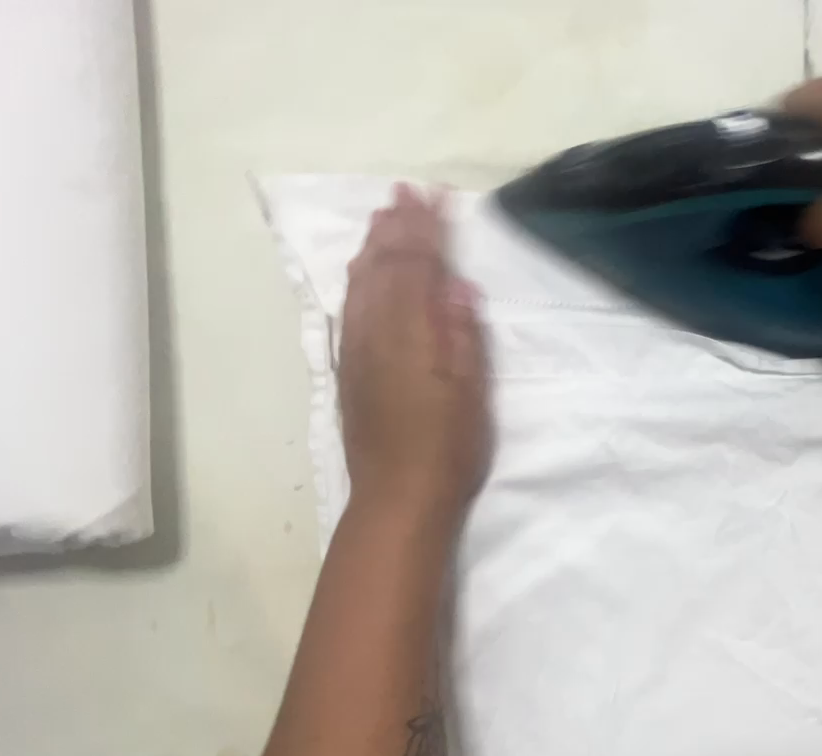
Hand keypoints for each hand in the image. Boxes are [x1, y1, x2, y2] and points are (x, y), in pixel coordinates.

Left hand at [338, 184, 492, 527]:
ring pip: (362, 283)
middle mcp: (377, 333)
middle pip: (384, 267)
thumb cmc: (448, 450)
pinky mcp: (349, 370)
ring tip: (382, 218)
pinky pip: (351, 307)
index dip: (426, 230)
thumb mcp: (472, 395)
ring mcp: (358, 351)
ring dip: (373, 246)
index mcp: (413, 335)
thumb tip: (456, 285)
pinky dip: (359, 278)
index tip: (434, 196)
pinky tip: (363, 273)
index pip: (417, 267)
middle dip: (396, 227)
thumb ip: (462, 336)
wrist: (398, 498)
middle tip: (404, 192)